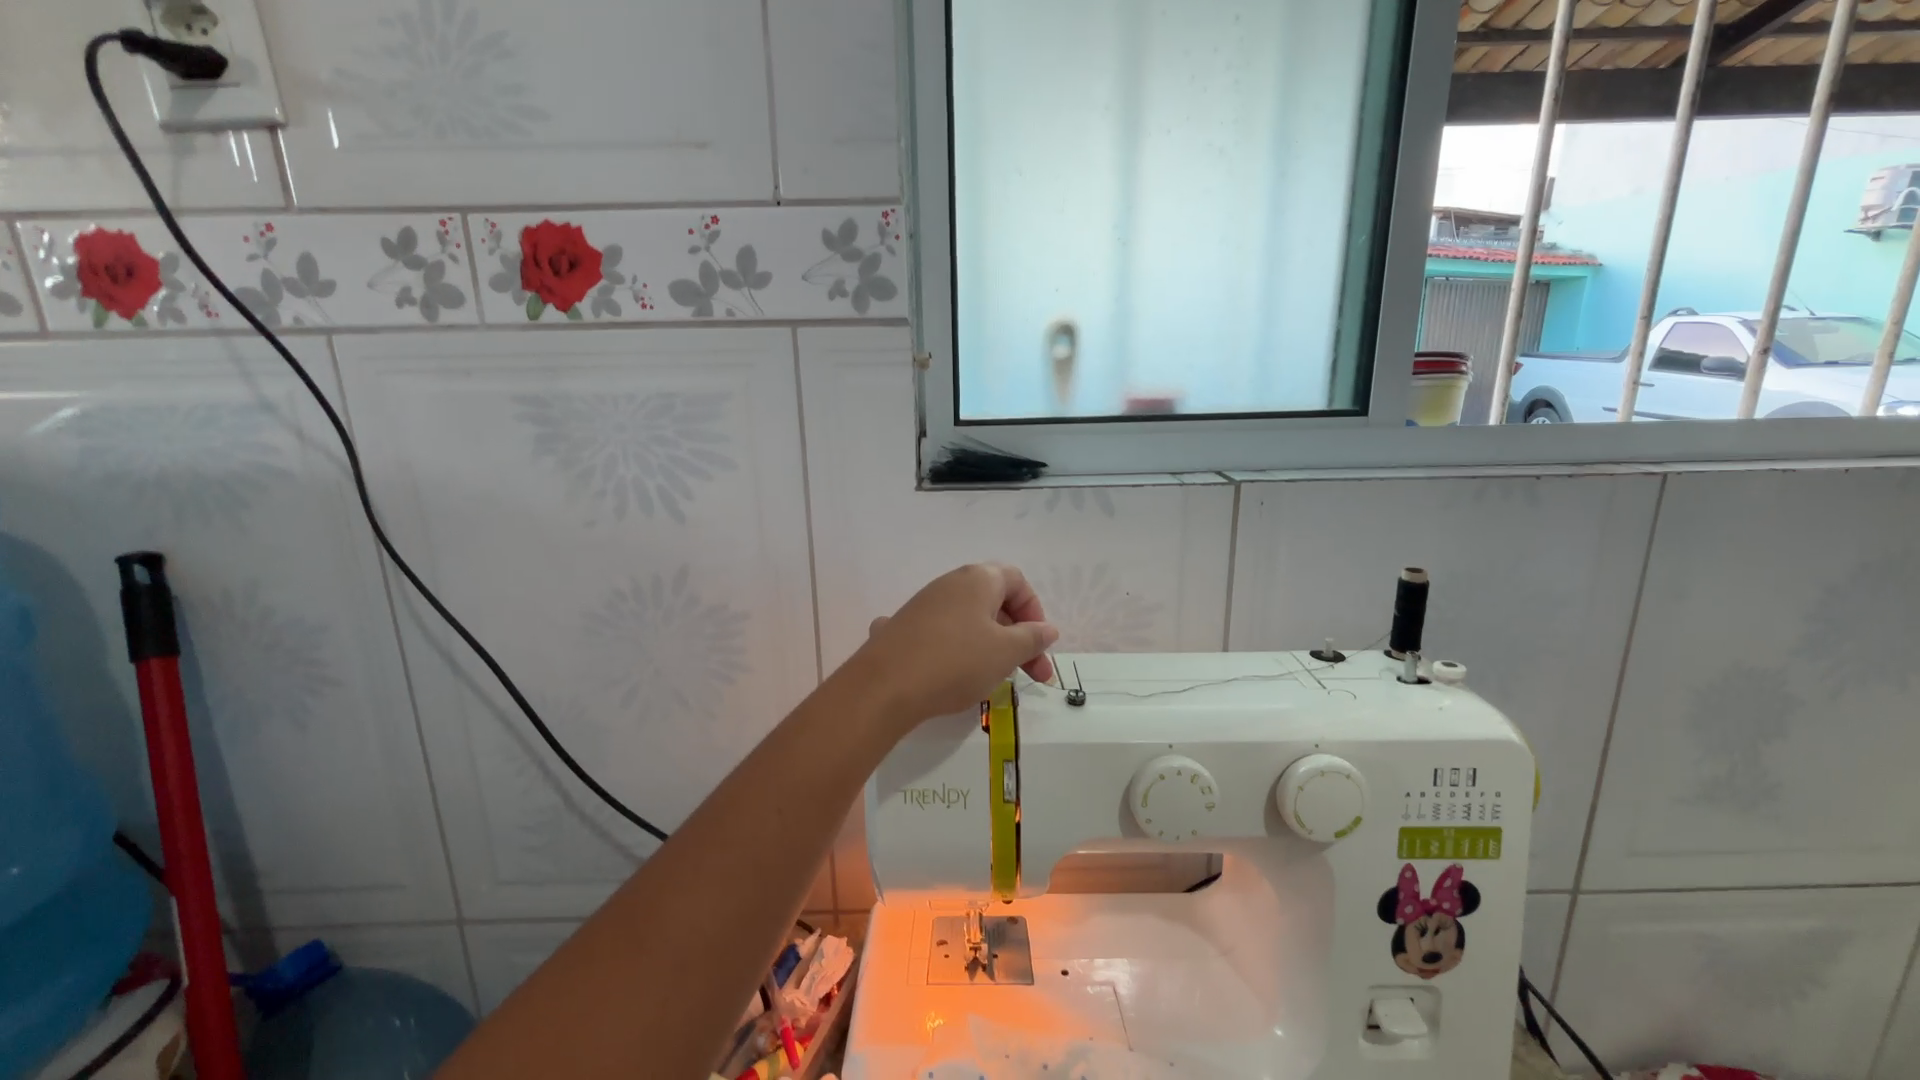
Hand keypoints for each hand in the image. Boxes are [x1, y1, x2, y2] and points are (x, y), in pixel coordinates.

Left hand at [854, 564, 1059, 726]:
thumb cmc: (956, 662)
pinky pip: (937, 635)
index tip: (1038, 645)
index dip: (1034, 611)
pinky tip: (947, 675)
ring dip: (986, 645)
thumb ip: (1032, 638)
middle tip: (1028, 673)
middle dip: (1015, 636)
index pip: (1017, 580)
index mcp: (978, 579)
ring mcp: (921, 605)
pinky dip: (951, 651)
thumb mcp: (1006, 653)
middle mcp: (948, 584)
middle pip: (992, 601)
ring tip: (990, 678)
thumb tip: (1046, 629)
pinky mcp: (902, 629)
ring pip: (965, 620)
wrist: (884, 686)